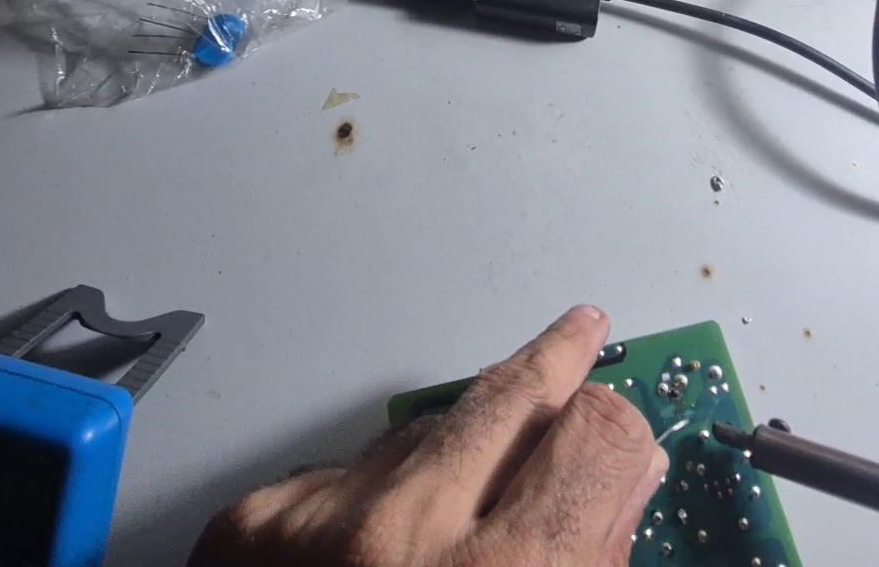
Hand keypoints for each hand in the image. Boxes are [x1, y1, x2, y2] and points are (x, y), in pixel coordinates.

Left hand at [189, 305, 667, 566]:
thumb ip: (592, 566)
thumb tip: (626, 472)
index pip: (595, 435)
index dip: (616, 431)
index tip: (618, 421)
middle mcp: (398, 537)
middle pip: (508, 393)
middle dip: (555, 364)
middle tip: (578, 335)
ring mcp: (313, 519)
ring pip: (431, 423)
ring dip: (465, 446)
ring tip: (473, 496)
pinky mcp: (252, 520)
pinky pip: (356, 467)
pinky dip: (385, 491)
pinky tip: (385, 542)